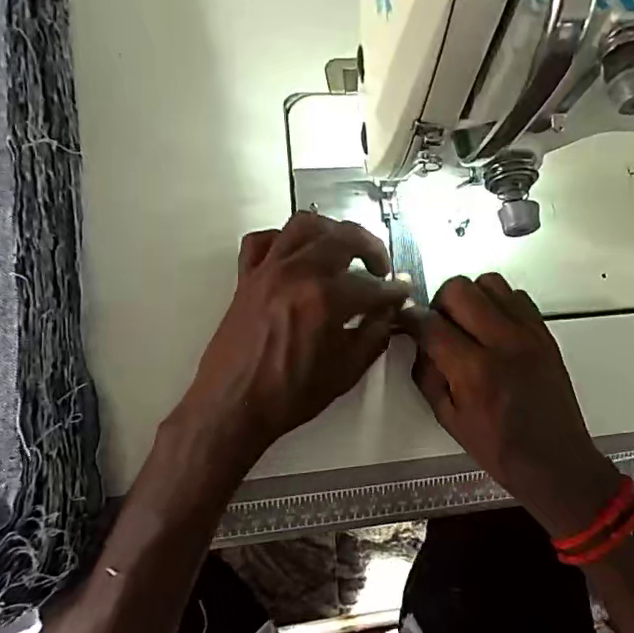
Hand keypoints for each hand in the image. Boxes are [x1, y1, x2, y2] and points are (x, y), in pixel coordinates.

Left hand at [169, 212, 407, 479]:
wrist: (233, 407)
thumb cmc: (286, 395)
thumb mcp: (347, 370)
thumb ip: (374, 334)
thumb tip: (387, 313)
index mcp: (325, 298)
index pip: (373, 285)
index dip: (393, 291)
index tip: (400, 293)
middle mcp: (297, 274)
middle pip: (344, 237)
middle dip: (371, 248)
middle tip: (381, 266)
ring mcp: (269, 271)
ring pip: (305, 225)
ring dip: (332, 231)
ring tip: (344, 248)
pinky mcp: (247, 278)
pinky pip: (263, 241)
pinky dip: (283, 239)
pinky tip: (297, 253)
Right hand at [410, 274, 621, 537]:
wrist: (555, 461)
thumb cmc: (502, 449)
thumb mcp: (449, 418)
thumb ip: (428, 374)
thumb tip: (419, 343)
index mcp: (475, 370)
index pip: (431, 323)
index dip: (410, 318)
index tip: (406, 320)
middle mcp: (504, 343)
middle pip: (459, 289)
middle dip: (439, 303)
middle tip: (438, 324)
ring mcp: (529, 334)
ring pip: (489, 282)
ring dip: (470, 297)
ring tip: (467, 323)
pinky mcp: (545, 333)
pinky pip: (517, 296)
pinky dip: (500, 303)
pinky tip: (494, 327)